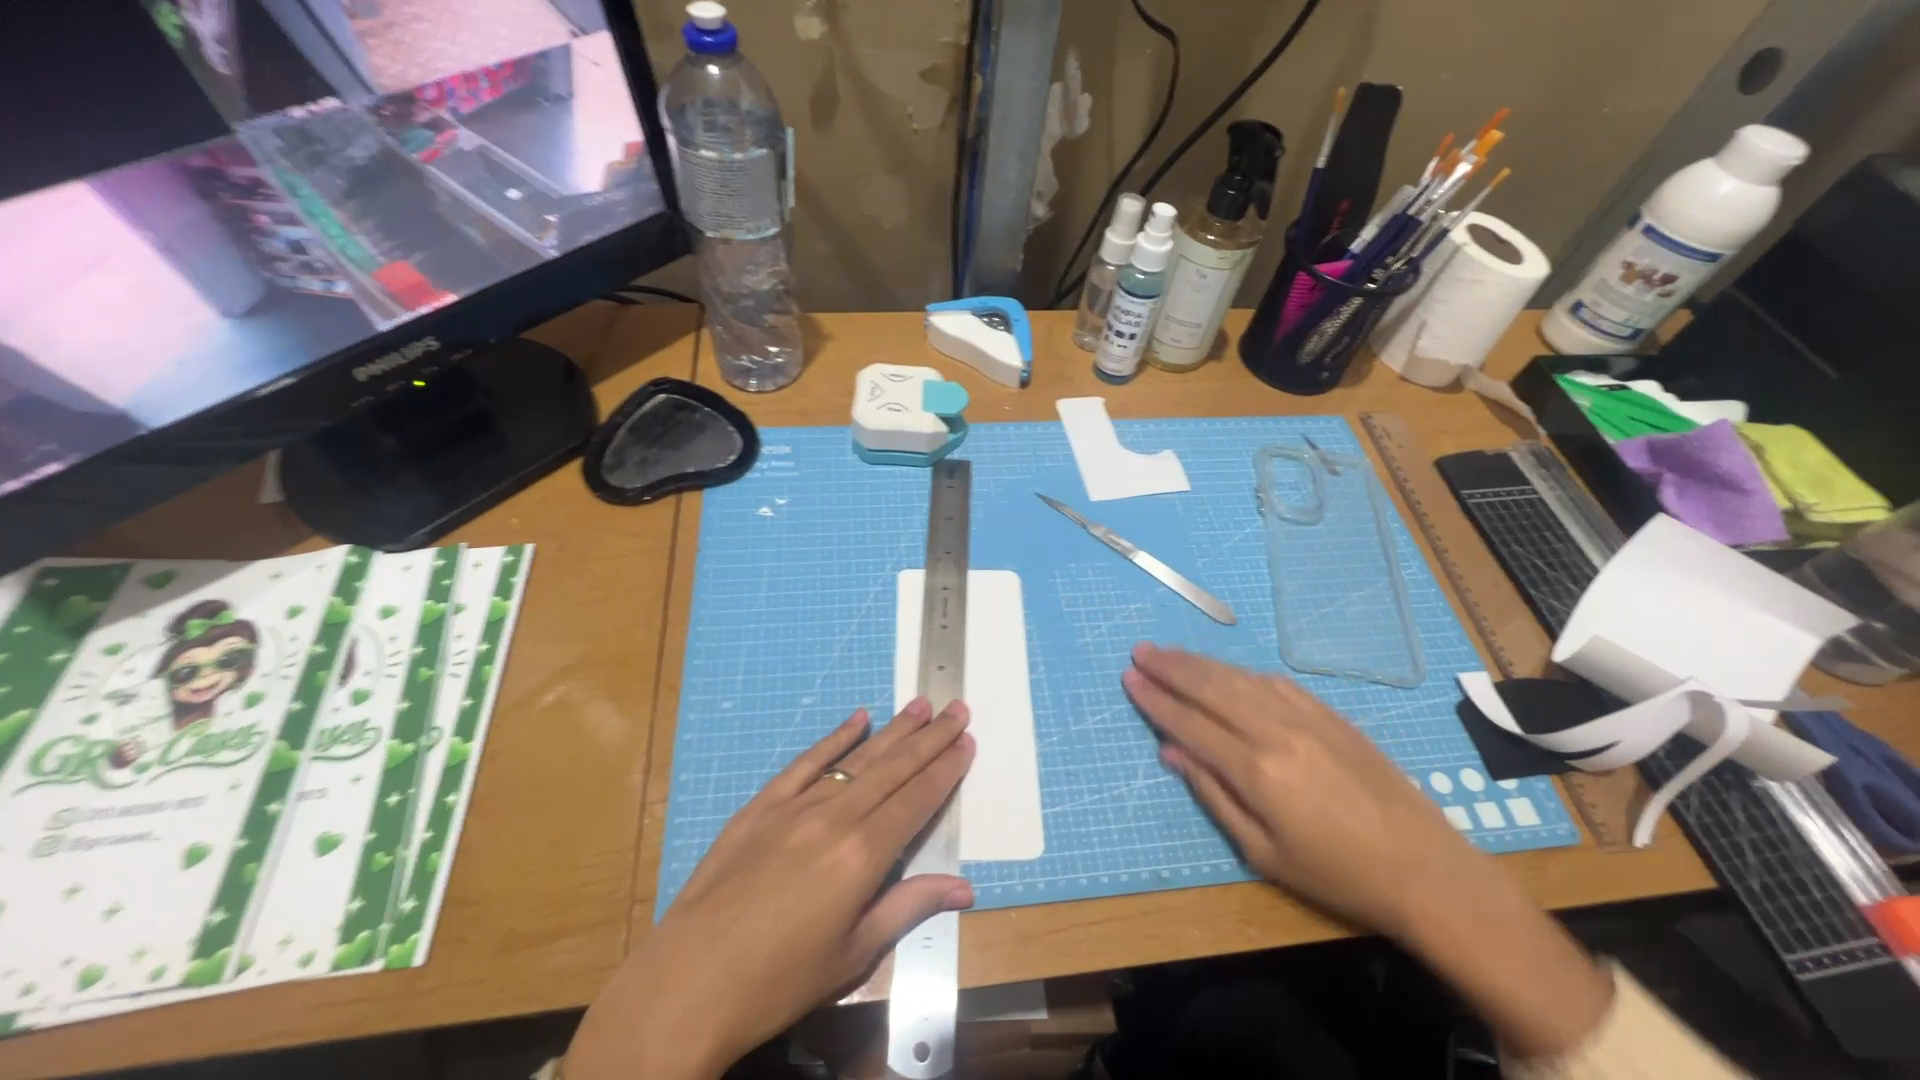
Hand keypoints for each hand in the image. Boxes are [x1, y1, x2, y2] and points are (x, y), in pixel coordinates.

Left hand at [566, 699, 974, 1079]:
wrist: (688, 984)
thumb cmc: (780, 981)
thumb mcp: (854, 953)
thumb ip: (908, 907)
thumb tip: (965, 887)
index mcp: (862, 855)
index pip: (916, 800)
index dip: (945, 770)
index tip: (967, 740)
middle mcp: (833, 818)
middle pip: (892, 769)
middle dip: (929, 738)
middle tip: (957, 707)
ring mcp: (793, 808)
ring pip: (854, 759)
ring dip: (892, 732)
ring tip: (920, 705)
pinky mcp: (758, 809)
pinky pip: (803, 764)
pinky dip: (833, 740)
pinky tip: (856, 719)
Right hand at [1122, 643, 1485, 937]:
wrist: (1422, 867)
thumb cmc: (1335, 874)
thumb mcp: (1261, 851)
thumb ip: (1213, 795)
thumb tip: (1171, 753)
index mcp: (1257, 770)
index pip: (1191, 724)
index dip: (1156, 702)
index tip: (1129, 680)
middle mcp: (1278, 732)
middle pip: (1213, 688)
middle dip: (1172, 668)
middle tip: (1140, 652)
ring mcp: (1308, 718)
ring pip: (1242, 679)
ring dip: (1202, 664)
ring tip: (1170, 654)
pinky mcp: (1332, 716)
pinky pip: (1276, 684)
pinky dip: (1242, 674)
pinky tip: (1226, 673)